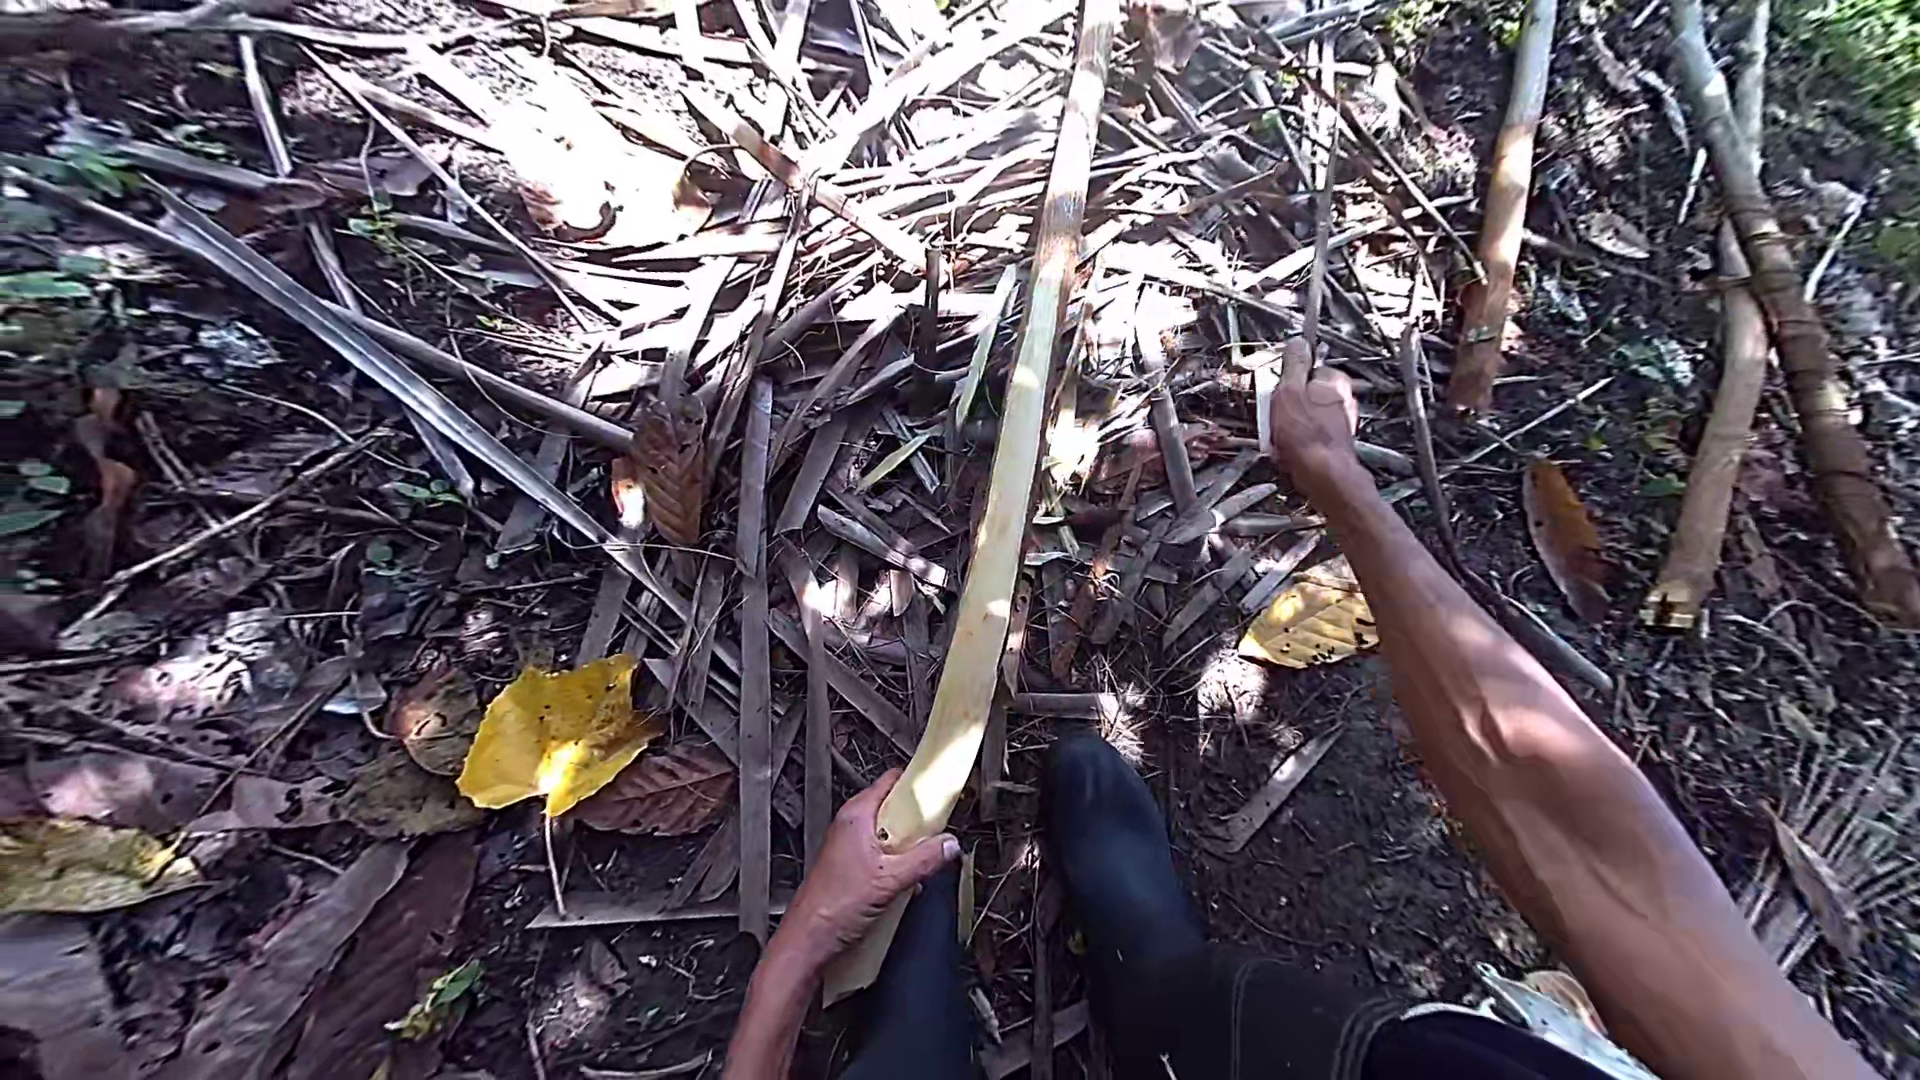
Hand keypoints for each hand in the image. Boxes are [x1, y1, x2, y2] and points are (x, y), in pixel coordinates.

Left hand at [780, 769, 959, 960]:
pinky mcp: (851, 862)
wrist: (807, 941)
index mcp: (857, 814)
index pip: (893, 780)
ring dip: (906, 845)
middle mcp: (851, 822)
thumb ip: (924, 860)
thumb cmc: (831, 907)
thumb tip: (949, 845)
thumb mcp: (889, 880)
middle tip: (931, 834)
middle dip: (915, 821)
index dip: (916, 784)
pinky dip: (895, 860)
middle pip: (894, 807)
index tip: (937, 794)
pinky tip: (902, 880)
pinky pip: (881, 851)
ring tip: (916, 861)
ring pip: (888, 831)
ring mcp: (850, 842)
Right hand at [1267, 340, 1359, 493]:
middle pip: (1300, 393)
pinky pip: (1304, 434)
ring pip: (1300, 415)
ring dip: (1285, 425)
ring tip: (1279, 437)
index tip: (1273, 393)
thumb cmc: (1306, 435)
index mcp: (1333, 380)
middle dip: (1282, 406)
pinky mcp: (1330, 440)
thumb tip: (1296, 342)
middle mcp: (1340, 397)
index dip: (1282, 382)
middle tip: (1274, 418)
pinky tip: (1287, 448)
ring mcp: (1336, 420)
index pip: (1302, 370)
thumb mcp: (1289, 391)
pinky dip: (1293, 440)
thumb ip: (1293, 365)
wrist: (1321, 474)